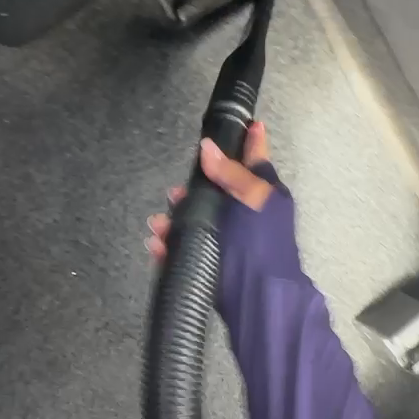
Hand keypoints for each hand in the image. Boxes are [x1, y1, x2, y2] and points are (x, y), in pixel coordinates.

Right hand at [146, 121, 273, 261]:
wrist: (259, 295)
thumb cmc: (262, 241)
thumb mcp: (253, 198)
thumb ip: (231, 173)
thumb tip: (206, 147)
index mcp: (262, 195)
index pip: (255, 160)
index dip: (251, 141)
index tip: (247, 123)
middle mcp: (244, 214)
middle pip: (214, 191)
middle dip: (191, 189)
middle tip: (175, 191)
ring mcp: (226, 240)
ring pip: (194, 221)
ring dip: (173, 220)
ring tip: (159, 223)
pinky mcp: (210, 262)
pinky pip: (183, 249)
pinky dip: (167, 246)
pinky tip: (156, 244)